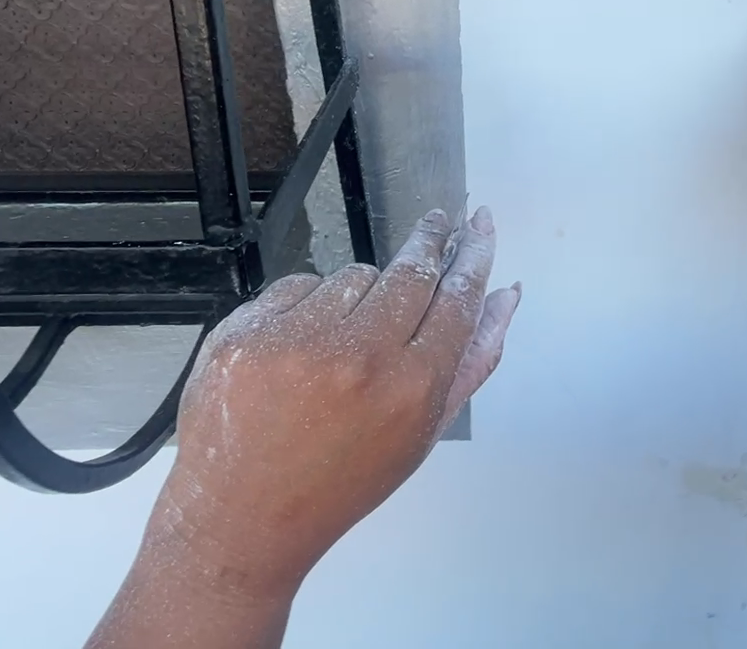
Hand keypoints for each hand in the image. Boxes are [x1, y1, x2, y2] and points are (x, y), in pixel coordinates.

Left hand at [148, 208, 520, 600]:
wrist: (240, 522)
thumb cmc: (341, 481)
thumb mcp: (423, 433)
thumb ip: (474, 361)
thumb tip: (505, 295)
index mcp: (413, 387)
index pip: (459, 295)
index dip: (474, 252)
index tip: (479, 224)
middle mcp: (360, 357)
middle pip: (413, 269)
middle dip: (431, 239)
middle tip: (439, 223)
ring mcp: (298, 342)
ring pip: (356, 274)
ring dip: (362, 293)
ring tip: (344, 341)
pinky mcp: (247, 334)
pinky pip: (300, 284)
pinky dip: (307, 304)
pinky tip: (301, 347)